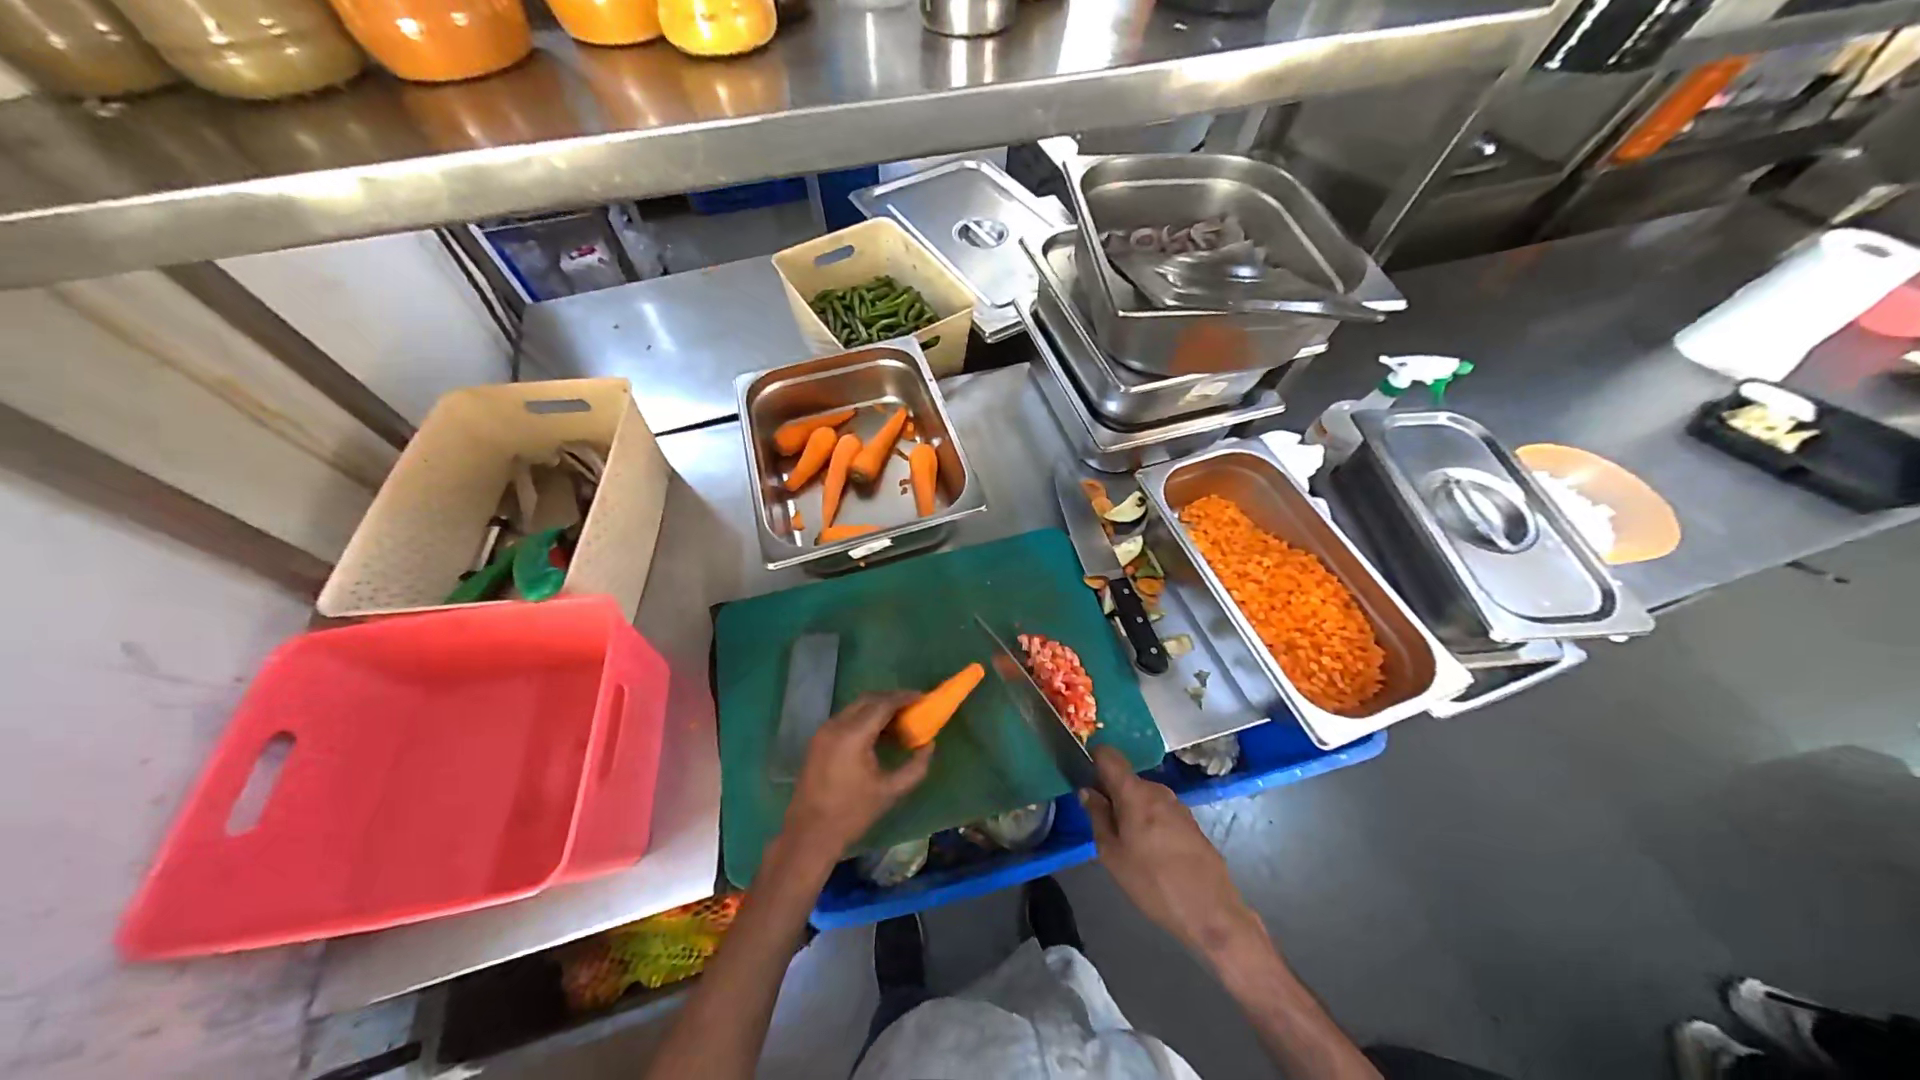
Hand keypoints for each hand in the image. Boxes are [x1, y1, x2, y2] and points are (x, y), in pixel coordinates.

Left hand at [784, 692, 933, 861]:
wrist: (810, 833)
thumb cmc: (852, 813)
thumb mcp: (891, 791)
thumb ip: (915, 767)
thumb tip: (929, 745)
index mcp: (853, 735)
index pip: (883, 704)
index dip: (904, 697)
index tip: (923, 697)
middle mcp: (836, 725)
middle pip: (868, 699)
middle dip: (892, 699)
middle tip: (913, 706)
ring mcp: (823, 731)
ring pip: (855, 707)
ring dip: (877, 708)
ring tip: (899, 720)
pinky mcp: (818, 740)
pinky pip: (845, 719)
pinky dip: (863, 718)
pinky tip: (878, 734)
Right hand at [1081, 744, 1267, 960]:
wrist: (1211, 911)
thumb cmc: (1153, 883)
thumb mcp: (1112, 854)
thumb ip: (1097, 816)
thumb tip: (1088, 791)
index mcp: (1135, 793)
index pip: (1109, 755)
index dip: (1094, 758)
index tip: (1084, 776)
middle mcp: (1158, 791)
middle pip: (1127, 779)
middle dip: (1112, 794)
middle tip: (1102, 825)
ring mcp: (1178, 806)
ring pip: (1144, 796)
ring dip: (1131, 809)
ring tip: (1127, 844)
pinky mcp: (1191, 822)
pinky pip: (1160, 810)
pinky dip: (1149, 821)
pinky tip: (1151, 852)